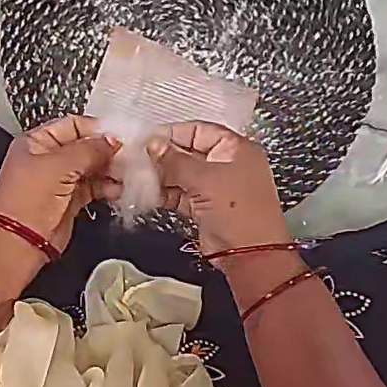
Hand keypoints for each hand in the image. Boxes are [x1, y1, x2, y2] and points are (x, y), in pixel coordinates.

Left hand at [0, 116, 118, 253]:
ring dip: (110, 170)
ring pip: (92, 168)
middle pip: (86, 147)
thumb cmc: (24, 203)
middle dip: (107, 151)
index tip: (118, 135)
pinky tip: (116, 188)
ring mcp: (60, 180)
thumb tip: (111, 140)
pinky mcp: (70, 200)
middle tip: (125, 156)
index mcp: (38, 142)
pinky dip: (107, 187)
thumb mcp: (59, 165)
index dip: (96, 129)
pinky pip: (94, 187)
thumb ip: (89, 150)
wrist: (20, 242)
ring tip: (123, 174)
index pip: (73, 126)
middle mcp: (48, 159)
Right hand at [147, 121, 290, 254]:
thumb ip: (175, 160)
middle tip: (137, 159)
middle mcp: (226, 164)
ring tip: (137, 176)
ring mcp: (215, 187)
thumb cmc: (236, 209)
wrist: (249, 255)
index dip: (174, 133)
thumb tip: (152, 145)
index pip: (200, 131)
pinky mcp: (205, 207)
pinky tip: (147, 193)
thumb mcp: (204, 179)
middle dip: (164, 156)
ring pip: (182, 175)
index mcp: (235, 149)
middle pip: (189, 153)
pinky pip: (181, 194)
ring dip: (161, 176)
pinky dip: (166, 194)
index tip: (148, 139)